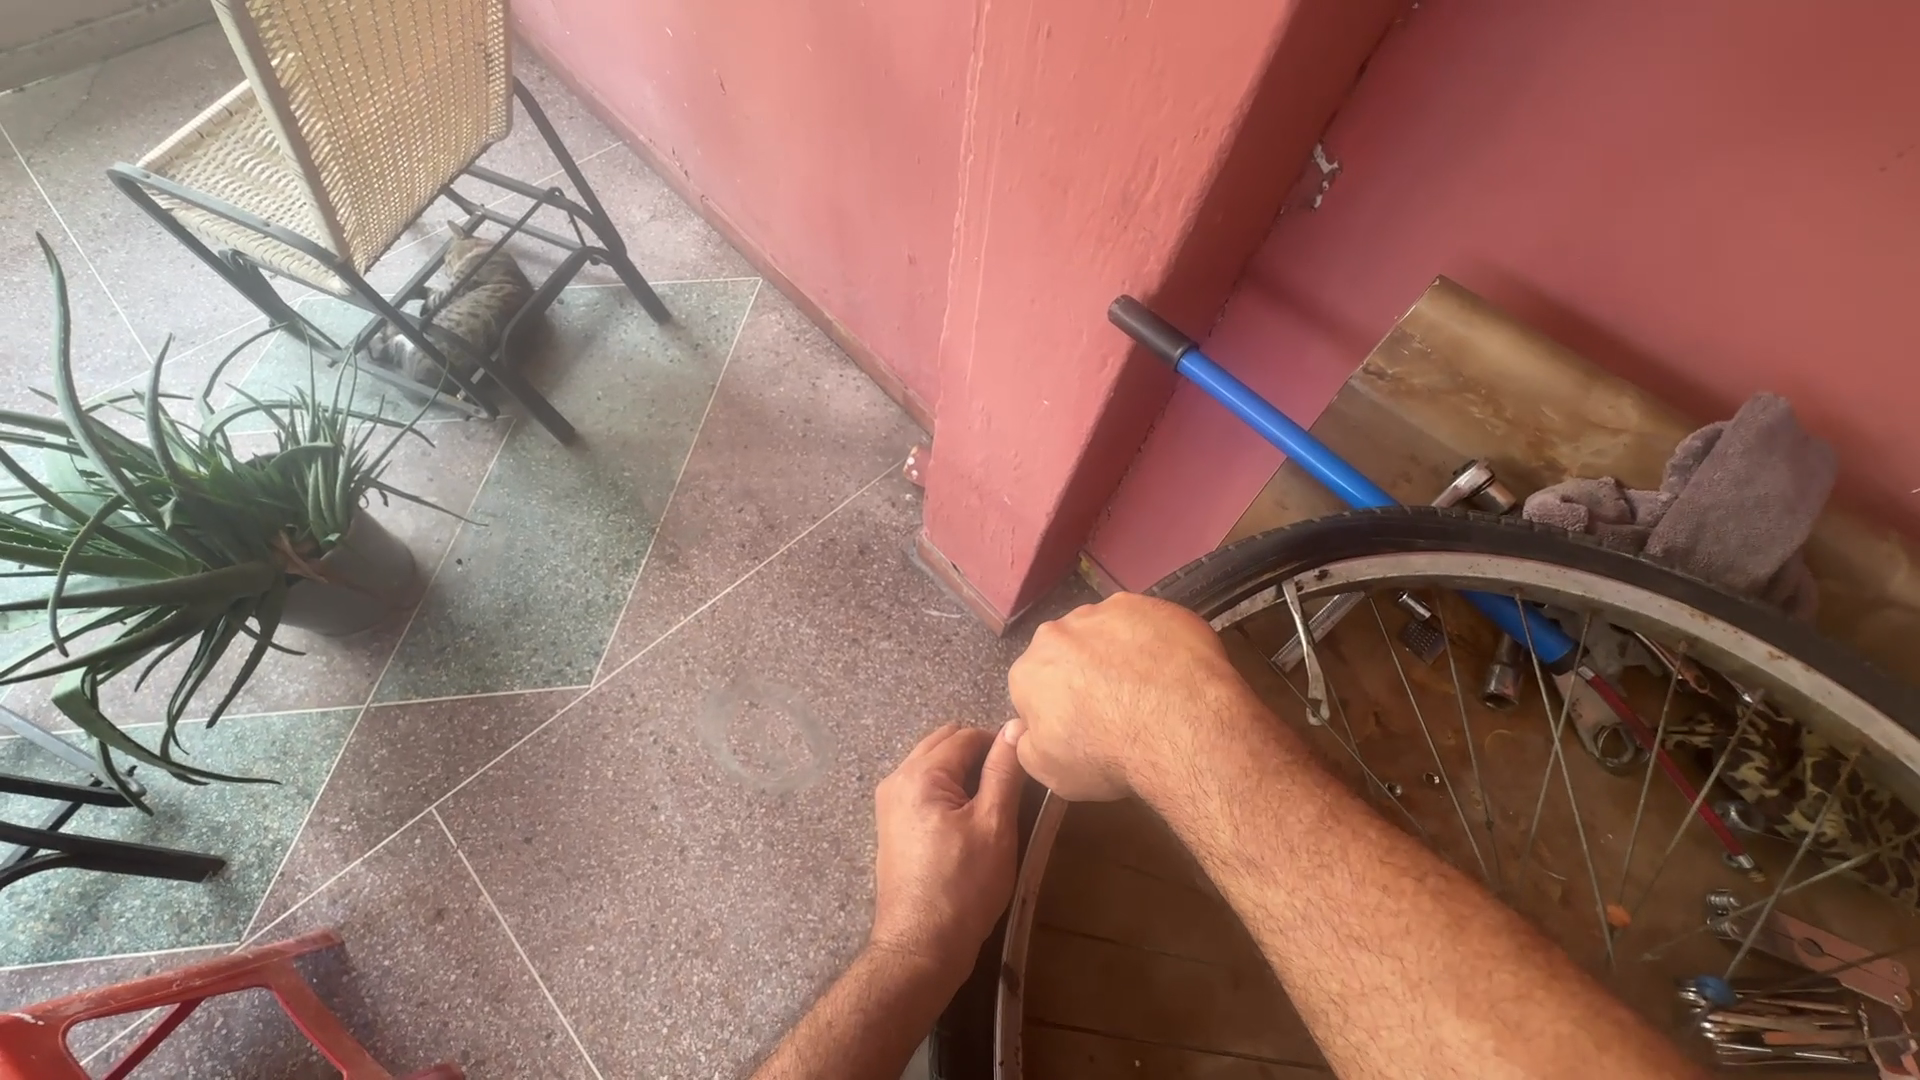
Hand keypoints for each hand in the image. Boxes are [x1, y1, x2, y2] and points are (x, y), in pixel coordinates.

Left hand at [868, 722, 1025, 983]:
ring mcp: (889, 802)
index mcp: (919, 773)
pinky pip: (923, 787)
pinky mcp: (892, 824)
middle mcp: (896, 778)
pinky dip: (947, 791)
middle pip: (944, 743)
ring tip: (991, 806)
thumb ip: (1004, 771)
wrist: (921, 947)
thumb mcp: (994, 825)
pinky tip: (967, 821)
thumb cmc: (963, 886)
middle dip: (978, 754)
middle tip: (1008, 787)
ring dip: (963, 773)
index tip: (1024, 769)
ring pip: (933, 764)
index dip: (999, 745)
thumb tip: (1014, 726)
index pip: (966, 736)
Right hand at [1007, 592, 1260, 800]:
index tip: (1081, 728)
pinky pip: (1145, 623)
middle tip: (1114, 708)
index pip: (1032, 688)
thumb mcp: (1050, 772)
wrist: (1177, 726)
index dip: (1056, 709)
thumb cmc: (1106, 754)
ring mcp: (1104, 613)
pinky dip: (1154, 641)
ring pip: (1105, 633)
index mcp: (1028, 671)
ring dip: (1117, 653)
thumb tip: (1020, 727)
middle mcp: (1057, 633)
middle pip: (1066, 653)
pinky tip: (1173, 668)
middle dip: (1082, 674)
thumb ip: (1025, 747)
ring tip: (1148, 687)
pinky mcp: (1148, 605)